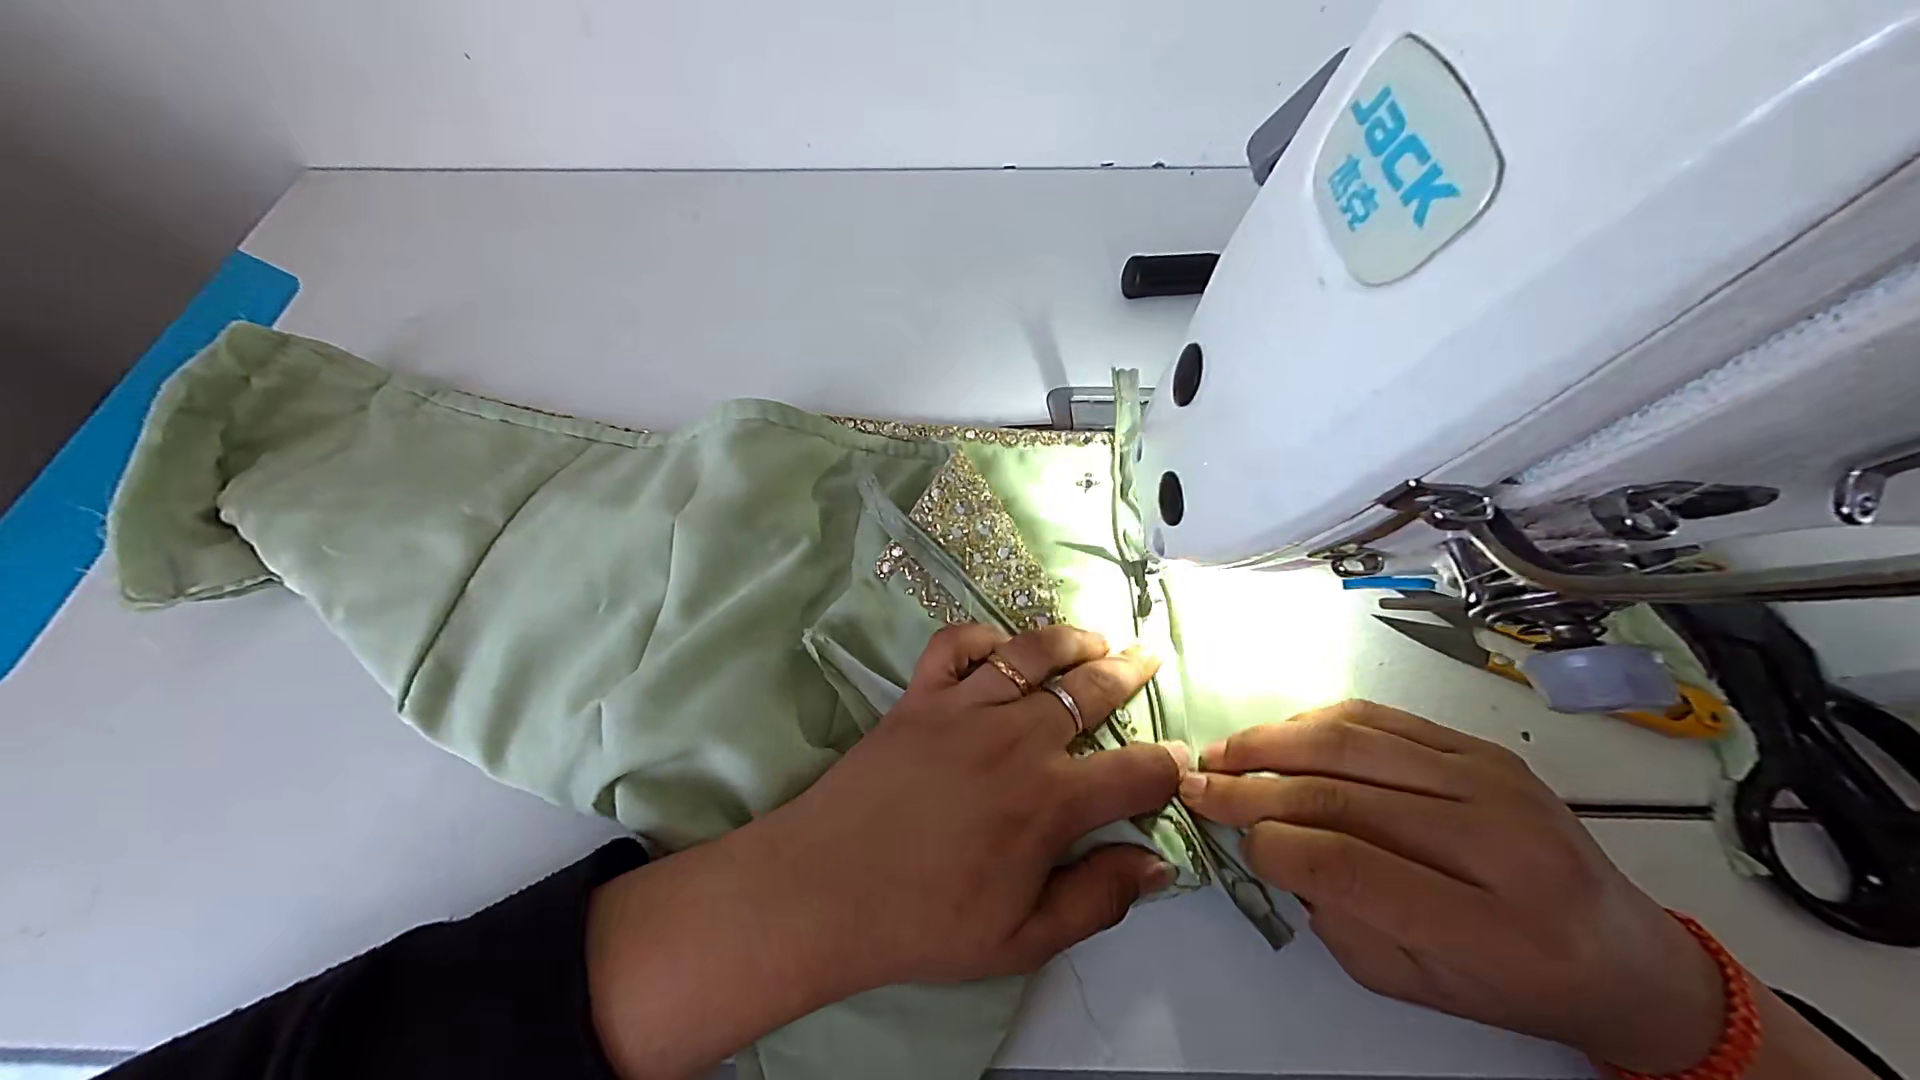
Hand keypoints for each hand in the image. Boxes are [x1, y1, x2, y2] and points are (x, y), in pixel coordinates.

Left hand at [762, 622, 1182, 987]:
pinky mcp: (919, 695)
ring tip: (1094, 638)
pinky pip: (956, 643)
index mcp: (1049, 801)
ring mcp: (963, 707)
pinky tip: (999, 645)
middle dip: (1130, 672)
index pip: (1136, 772)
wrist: (823, 889)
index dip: (1168, 766)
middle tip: (1148, 659)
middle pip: (1091, 690)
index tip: (1178, 760)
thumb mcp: (1021, 940)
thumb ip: (1096, 900)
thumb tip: (1157, 864)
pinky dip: (982, 635)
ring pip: (1031, 654)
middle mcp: (1015, 739)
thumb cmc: (923, 921)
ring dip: (1071, 640)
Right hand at [1179, 701, 1723, 1075]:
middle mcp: (1500, 841)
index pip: (1346, 864)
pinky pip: (1376, 716)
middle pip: (1338, 794)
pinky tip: (1276, 735)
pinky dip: (1312, 721)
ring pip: (1349, 740)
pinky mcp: (1482, 747)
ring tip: (1222, 752)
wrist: (1625, 953)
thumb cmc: (1514, 983)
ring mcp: (1493, 780)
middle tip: (1198, 786)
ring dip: (1269, 742)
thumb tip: (1267, 841)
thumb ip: (1334, 915)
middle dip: (1250, 788)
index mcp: (1492, 927)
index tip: (1231, 839)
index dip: (1269, 846)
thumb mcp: (1413, 984)